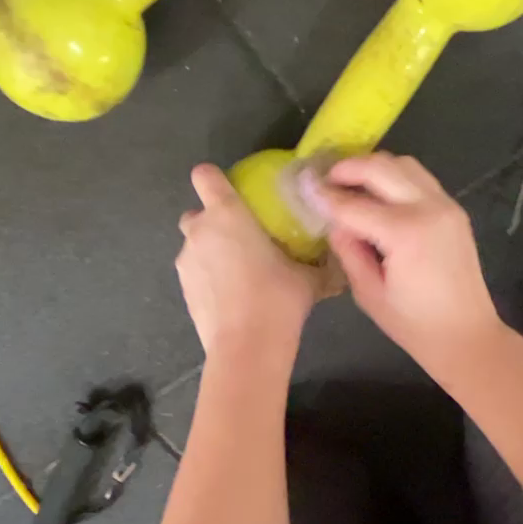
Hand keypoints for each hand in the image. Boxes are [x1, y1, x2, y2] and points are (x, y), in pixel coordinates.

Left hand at [177, 163, 335, 357]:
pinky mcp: (183, 290)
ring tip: (240, 275)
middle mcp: (200, 231)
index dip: (213, 179)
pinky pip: (195, 274)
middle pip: (196, 213)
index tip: (231, 192)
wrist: (247, 346)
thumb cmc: (278, 298)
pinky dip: (208, 279)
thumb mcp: (308, 277)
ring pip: (194, 246)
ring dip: (211, 253)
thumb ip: (318, 261)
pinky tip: (232, 298)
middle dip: (212, 222)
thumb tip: (339, 259)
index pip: (205, 176)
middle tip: (242, 240)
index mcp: (227, 214)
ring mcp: (186, 262)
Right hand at [318, 153, 504, 371]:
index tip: (303, 185)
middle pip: (381, 168)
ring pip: (404, 164)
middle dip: (348, 168)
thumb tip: (335, 223)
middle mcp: (428, 208)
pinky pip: (419, 179)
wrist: (467, 334)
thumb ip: (349, 251)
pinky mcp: (454, 210)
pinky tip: (378, 194)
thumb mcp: (368, 293)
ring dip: (374, 168)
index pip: (354, 205)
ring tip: (350, 182)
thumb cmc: (414, 324)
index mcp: (405, 233)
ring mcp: (446, 205)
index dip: (324, 195)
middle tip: (325, 178)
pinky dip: (395, 178)